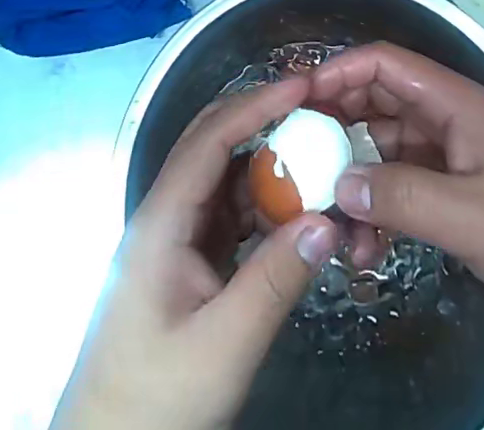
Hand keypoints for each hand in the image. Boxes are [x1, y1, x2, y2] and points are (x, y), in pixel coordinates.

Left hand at [52, 77, 341, 429]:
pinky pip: (229, 217)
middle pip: (212, 147)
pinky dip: (264, 208)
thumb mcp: (224, 344)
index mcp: (161, 219)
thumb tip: (328, 219)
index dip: (255, 106)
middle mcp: (166, 215)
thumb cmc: (156, 397)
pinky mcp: (188, 263)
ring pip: (224, 182)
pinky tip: (296, 213)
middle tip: (315, 110)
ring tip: (318, 158)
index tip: (302, 86)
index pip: (209, 140)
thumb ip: (276, 279)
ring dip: (268, 168)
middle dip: (261, 121)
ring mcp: (176, 239)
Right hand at [306, 42, 483, 318]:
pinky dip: (381, 207)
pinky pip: (404, 184)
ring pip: (385, 149)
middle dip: (334, 128)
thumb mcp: (474, 219)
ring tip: (330, 221)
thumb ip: (402, 198)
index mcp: (454, 104)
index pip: (382, 62)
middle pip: (375, 102)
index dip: (336, 71)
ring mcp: (454, 154)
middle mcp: (448, 119)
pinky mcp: (459, 187)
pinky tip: (367, 246)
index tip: (295, 100)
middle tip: (296, 159)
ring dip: (355, 179)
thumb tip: (336, 185)